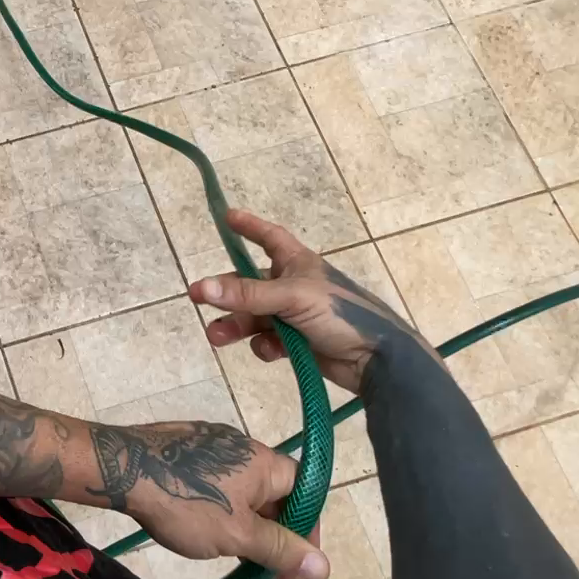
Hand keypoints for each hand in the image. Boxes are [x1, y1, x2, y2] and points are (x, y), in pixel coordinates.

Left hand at [90, 421, 328, 578]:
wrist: (119, 467)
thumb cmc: (185, 501)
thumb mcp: (239, 535)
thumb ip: (281, 549)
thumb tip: (325, 568)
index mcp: (261, 459)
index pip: (304, 487)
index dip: (307, 525)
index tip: (295, 561)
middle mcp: (237, 442)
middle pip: (273, 488)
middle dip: (274, 528)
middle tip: (261, 565)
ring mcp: (205, 440)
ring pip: (240, 485)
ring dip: (244, 519)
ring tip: (228, 549)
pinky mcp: (179, 445)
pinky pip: (212, 477)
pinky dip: (216, 502)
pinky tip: (198, 522)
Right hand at [191, 209, 429, 393]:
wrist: (379, 361)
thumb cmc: (341, 314)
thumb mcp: (291, 297)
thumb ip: (245, 294)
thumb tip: (200, 287)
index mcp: (298, 264)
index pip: (269, 237)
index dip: (249, 226)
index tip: (226, 216)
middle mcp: (293, 286)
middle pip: (249, 284)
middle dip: (225, 295)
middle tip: (198, 299)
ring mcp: (295, 315)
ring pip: (253, 316)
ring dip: (234, 325)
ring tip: (216, 338)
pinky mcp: (298, 342)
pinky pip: (268, 339)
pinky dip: (263, 345)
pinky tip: (267, 351)